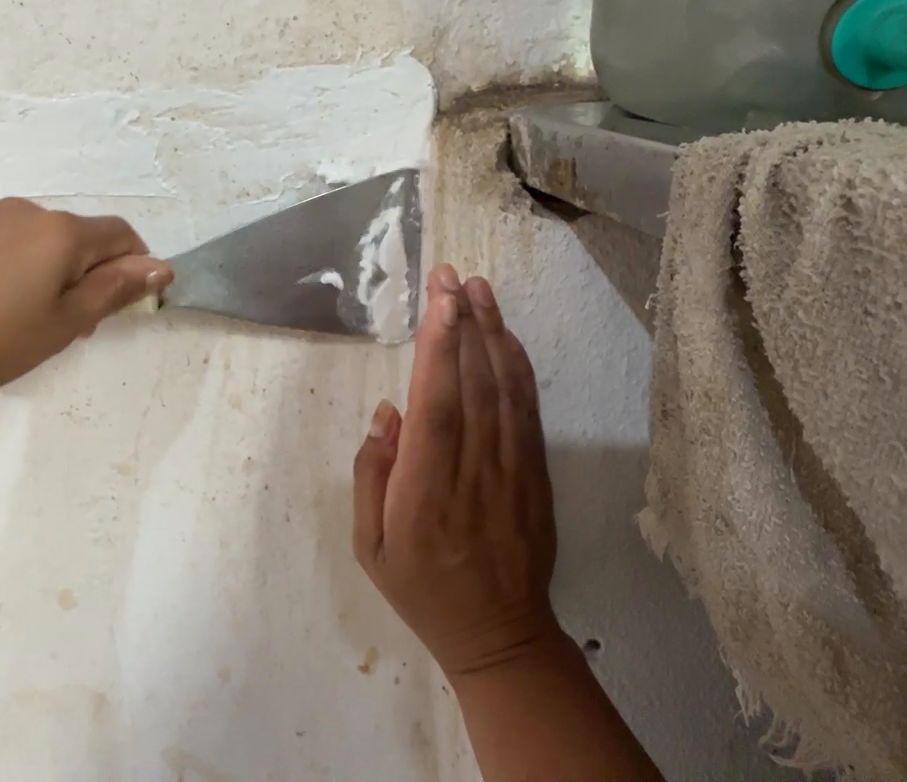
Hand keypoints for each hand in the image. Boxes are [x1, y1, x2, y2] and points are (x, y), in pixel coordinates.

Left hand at [0, 200, 170, 404]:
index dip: (132, 267)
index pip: (121, 235)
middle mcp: (22, 211)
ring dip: (37, 268)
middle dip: (81, 273)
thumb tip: (160, 266)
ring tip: (8, 318)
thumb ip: (114, 291)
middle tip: (60, 326)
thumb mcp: (62, 327)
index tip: (116, 306)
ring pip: (27, 238)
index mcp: (60, 233)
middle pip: (73, 236)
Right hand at [353, 264, 560, 675]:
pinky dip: (518, 365)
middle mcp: (473, 470)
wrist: (501, 633)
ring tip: (478, 288)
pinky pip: (528, 408)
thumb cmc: (423, 589)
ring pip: (504, 387)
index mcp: (426, 491)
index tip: (438, 299)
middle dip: (462, 322)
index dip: (438, 347)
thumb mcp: (371, 547)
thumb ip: (373, 475)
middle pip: (472, 383)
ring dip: (492, 332)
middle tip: (451, 274)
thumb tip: (388, 411)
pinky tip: (505, 335)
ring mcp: (512, 467)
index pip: (435, 405)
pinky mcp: (536, 470)